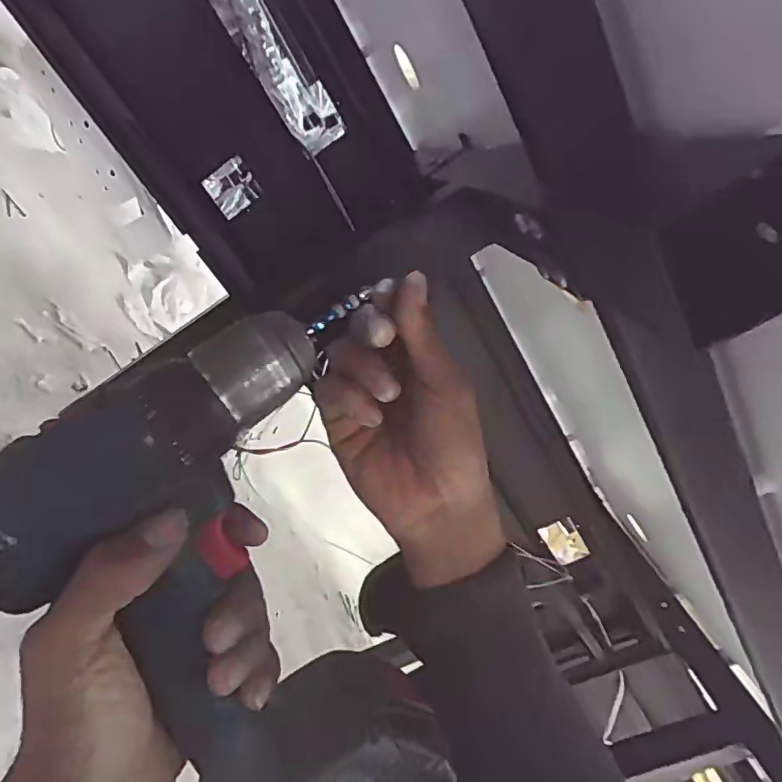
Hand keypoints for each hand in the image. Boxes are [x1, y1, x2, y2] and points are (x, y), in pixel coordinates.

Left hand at [0, 507, 278, 781]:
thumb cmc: (69, 717)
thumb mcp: (73, 639)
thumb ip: (111, 575)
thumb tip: (174, 518)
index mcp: (121, 579)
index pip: (174, 530)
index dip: (218, 523)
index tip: (250, 536)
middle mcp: (159, 601)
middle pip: (225, 572)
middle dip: (234, 602)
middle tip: (214, 641)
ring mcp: (189, 641)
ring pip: (246, 614)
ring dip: (246, 644)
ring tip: (222, 683)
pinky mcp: (212, 679)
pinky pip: (256, 659)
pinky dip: (260, 672)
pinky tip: (249, 699)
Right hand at [314, 271, 505, 587]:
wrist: (436, 504)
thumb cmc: (455, 442)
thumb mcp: (445, 382)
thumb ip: (420, 332)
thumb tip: (411, 277)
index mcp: (417, 355)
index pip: (392, 313)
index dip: (385, 301)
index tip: (385, 297)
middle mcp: (384, 367)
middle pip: (359, 326)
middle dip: (370, 327)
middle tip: (383, 338)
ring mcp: (357, 392)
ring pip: (340, 354)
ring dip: (363, 367)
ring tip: (388, 396)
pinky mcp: (336, 418)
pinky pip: (327, 388)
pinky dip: (347, 397)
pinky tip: (371, 417)